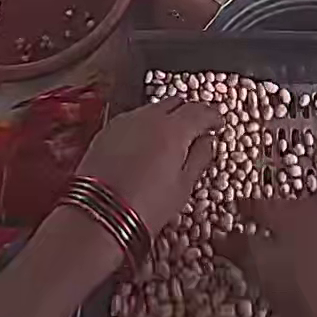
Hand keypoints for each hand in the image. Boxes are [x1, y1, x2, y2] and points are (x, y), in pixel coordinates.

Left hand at [76, 95, 219, 233]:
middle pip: (175, 101)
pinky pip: (133, 119)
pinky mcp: (106, 130)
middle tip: (197, 128)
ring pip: (152, 108)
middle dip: (189, 112)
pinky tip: (146, 143)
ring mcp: (125, 120)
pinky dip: (145, 125)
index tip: (218, 123)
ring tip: (171, 137)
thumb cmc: (146, 206)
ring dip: (166, 117)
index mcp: (174, 128)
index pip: (200, 110)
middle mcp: (149, 116)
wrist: (98, 215)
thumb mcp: (183, 186)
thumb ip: (199, 157)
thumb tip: (207, 140)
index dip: (212, 115)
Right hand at [217, 198, 316, 316]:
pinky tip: (308, 225)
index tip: (216, 241)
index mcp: (280, 265)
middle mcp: (303, 235)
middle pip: (270, 210)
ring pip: (297, 205)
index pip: (243, 243)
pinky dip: (308, 213)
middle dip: (253, 209)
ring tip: (272, 214)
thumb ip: (276, 293)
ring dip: (281, 207)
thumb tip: (264, 273)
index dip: (227, 242)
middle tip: (240, 210)